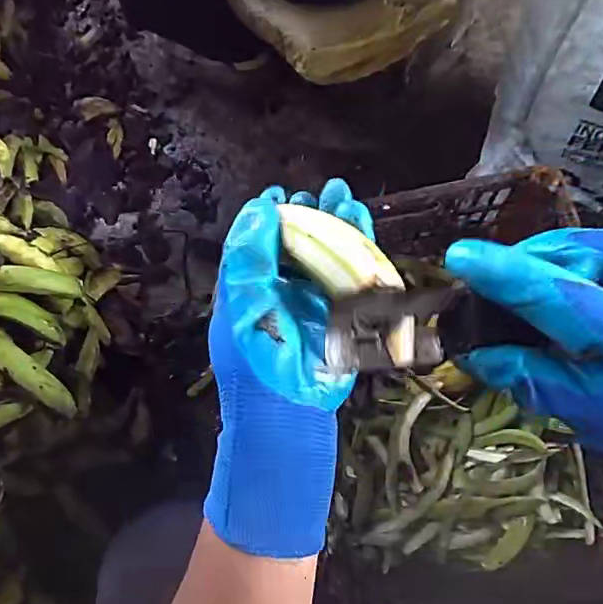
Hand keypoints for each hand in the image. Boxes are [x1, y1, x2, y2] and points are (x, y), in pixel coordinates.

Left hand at [203, 180, 373, 557]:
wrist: (288, 412)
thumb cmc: (255, 362)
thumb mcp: (241, 307)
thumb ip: (247, 258)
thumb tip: (259, 210)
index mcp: (251, 286)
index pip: (261, 241)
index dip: (272, 215)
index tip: (281, 195)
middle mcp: (283, 289)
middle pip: (300, 241)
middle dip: (312, 212)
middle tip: (322, 192)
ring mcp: (315, 300)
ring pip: (330, 252)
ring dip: (339, 222)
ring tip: (343, 195)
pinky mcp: (344, 312)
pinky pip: (353, 273)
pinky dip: (360, 246)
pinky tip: (361, 220)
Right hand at [444, 225, 602, 580]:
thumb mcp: (580, 411)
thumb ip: (525, 375)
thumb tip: (469, 349)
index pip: (560, 294)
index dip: (506, 272)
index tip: (461, 254)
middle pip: (593, 250)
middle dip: (544, 255)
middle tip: (515, 271)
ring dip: (589, 249)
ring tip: (570, 274)